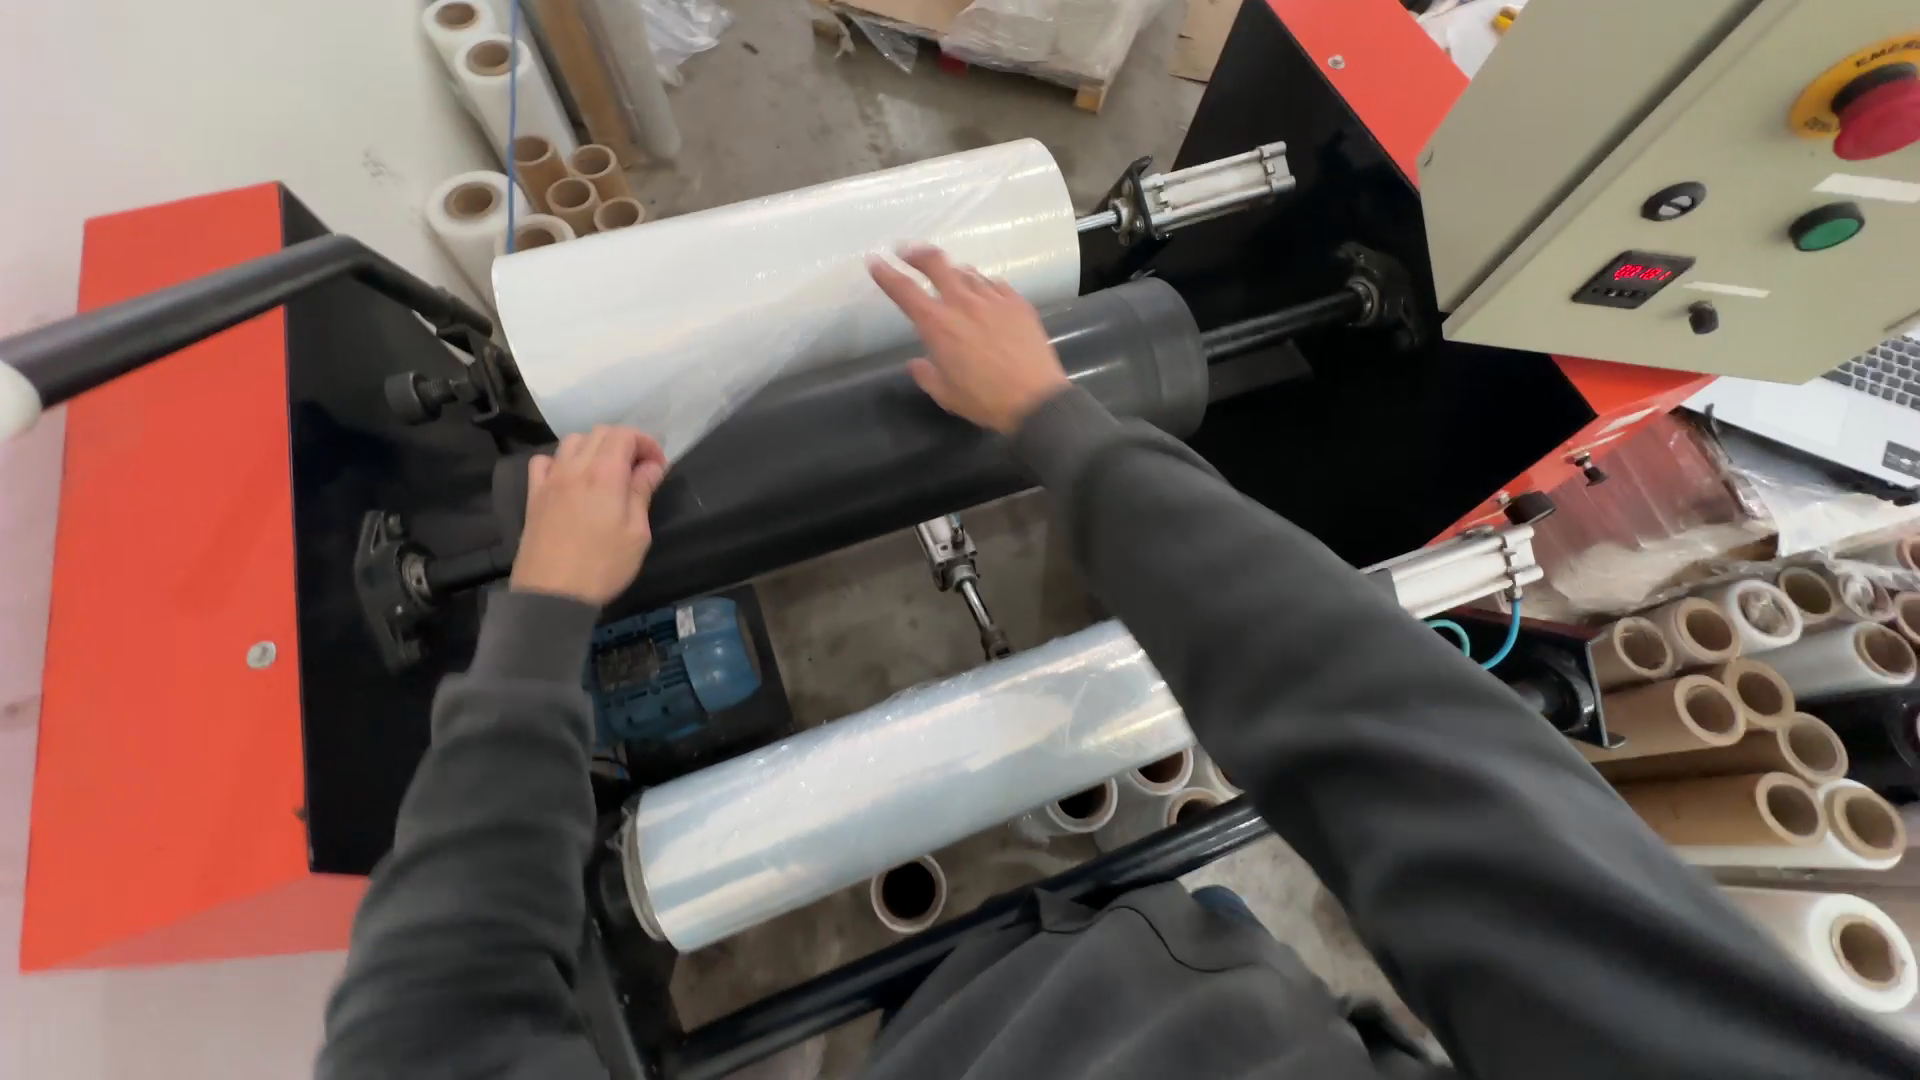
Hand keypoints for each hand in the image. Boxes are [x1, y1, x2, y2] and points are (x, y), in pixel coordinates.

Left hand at [510, 426, 668, 605]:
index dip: (646, 443)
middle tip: (640, 470)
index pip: (625, 435)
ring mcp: (550, 480)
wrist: (553, 595)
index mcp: (604, 474)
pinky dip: (562, 461)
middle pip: (599, 433)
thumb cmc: (604, 565)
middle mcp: (574, 468)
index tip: (658, 466)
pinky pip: (544, 461)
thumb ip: (642, 492)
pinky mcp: (534, 495)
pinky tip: (572, 480)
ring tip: (609, 473)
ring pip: (572, 442)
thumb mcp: (637, 532)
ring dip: (595, 448)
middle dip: (625, 443)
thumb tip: (651, 467)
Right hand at [869, 246, 1069, 434]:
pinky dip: (982, 284)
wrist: (1035, 400)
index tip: (875, 261)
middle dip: (917, 253)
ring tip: (949, 275)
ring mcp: (993, 299)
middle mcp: (963, 303)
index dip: (886, 273)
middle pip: (936, 263)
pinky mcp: (1017, 302)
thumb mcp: (946, 394)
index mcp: (938, 325)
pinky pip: (994, 283)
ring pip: (967, 271)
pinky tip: (983, 292)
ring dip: (952, 270)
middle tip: (908, 251)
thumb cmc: (985, 401)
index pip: (904, 291)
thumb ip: (926, 375)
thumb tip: (916, 363)